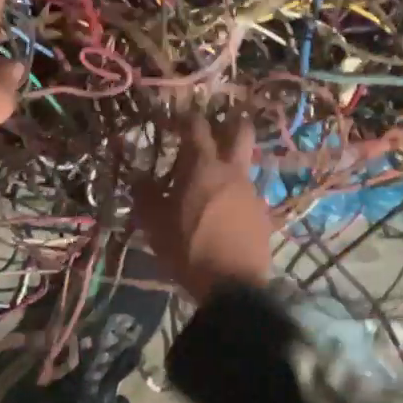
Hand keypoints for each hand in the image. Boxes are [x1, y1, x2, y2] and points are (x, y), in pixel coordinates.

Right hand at [133, 114, 274, 299]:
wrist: (233, 287)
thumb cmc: (187, 247)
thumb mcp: (154, 222)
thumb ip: (145, 194)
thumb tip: (138, 176)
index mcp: (203, 167)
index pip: (196, 127)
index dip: (186, 117)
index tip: (177, 116)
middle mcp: (232, 172)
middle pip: (240, 133)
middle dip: (231, 122)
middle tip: (222, 121)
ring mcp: (252, 194)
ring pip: (246, 166)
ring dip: (233, 162)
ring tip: (217, 175)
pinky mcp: (263, 217)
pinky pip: (249, 195)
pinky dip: (236, 194)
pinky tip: (226, 210)